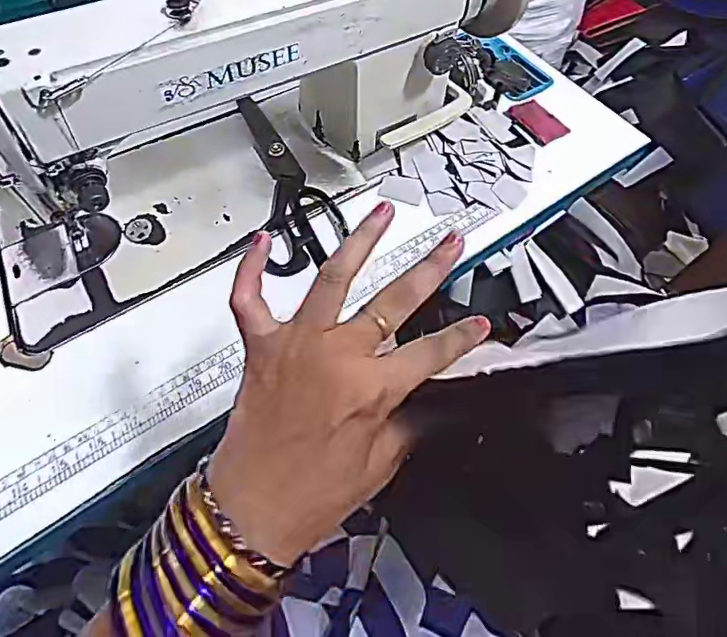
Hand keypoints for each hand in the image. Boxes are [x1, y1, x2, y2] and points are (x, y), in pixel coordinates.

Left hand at [206, 201, 489, 563]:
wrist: (248, 513)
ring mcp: (297, 344)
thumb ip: (407, 425)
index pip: (431, 352)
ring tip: (380, 214)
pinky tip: (264, 241)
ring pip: (332, 277)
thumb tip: (428, 403)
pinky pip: (249, 298)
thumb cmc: (308, 497)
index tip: (478, 324)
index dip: (462, 337)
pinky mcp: (262, 346)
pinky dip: (252, 268)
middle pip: (394, 300)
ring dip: (361, 241)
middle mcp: (335, 357)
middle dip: (431, 268)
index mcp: (369, 390)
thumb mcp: (378, 466)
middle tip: (449, 243)